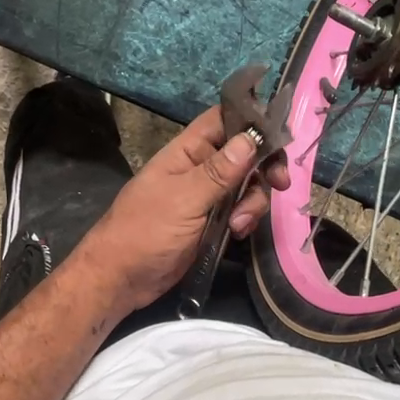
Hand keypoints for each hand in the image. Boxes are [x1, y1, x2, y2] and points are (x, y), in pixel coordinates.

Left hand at [67, 103, 290, 317]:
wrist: (120, 279)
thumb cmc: (144, 232)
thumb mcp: (184, 199)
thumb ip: (220, 171)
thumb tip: (252, 138)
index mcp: (187, 152)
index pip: (224, 119)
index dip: (252, 122)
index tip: (279, 140)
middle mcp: (199, 169)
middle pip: (244, 154)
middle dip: (263, 168)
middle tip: (279, 184)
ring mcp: (205, 197)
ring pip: (245, 186)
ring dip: (252, 202)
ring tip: (240, 225)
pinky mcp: (210, 223)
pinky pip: (238, 212)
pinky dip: (245, 220)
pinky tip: (238, 234)